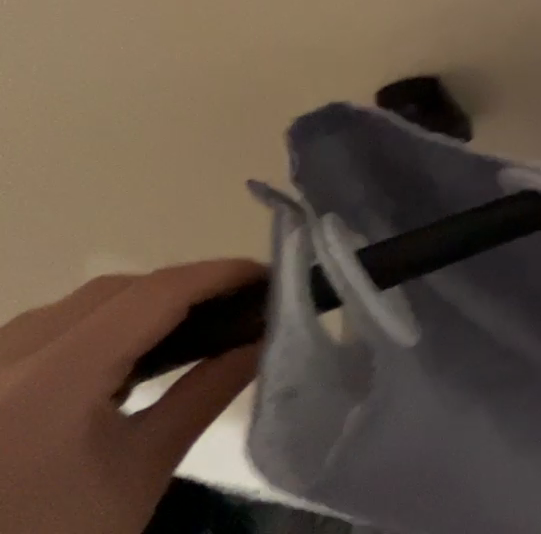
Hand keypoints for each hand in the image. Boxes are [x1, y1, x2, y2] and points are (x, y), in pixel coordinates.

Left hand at [0, 260, 264, 533]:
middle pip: (111, 293)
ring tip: (190, 328)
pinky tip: (122, 358)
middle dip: (184, 288)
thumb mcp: (144, 468)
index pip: (153, 295)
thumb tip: (267, 339)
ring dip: (136, 306)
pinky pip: (36, 333)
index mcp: (49, 381)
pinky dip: (92, 328)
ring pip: (70, 308)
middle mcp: (2, 363)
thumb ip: (208, 392)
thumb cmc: (63, 528)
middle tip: (241, 304)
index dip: (219, 274)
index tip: (272, 276)